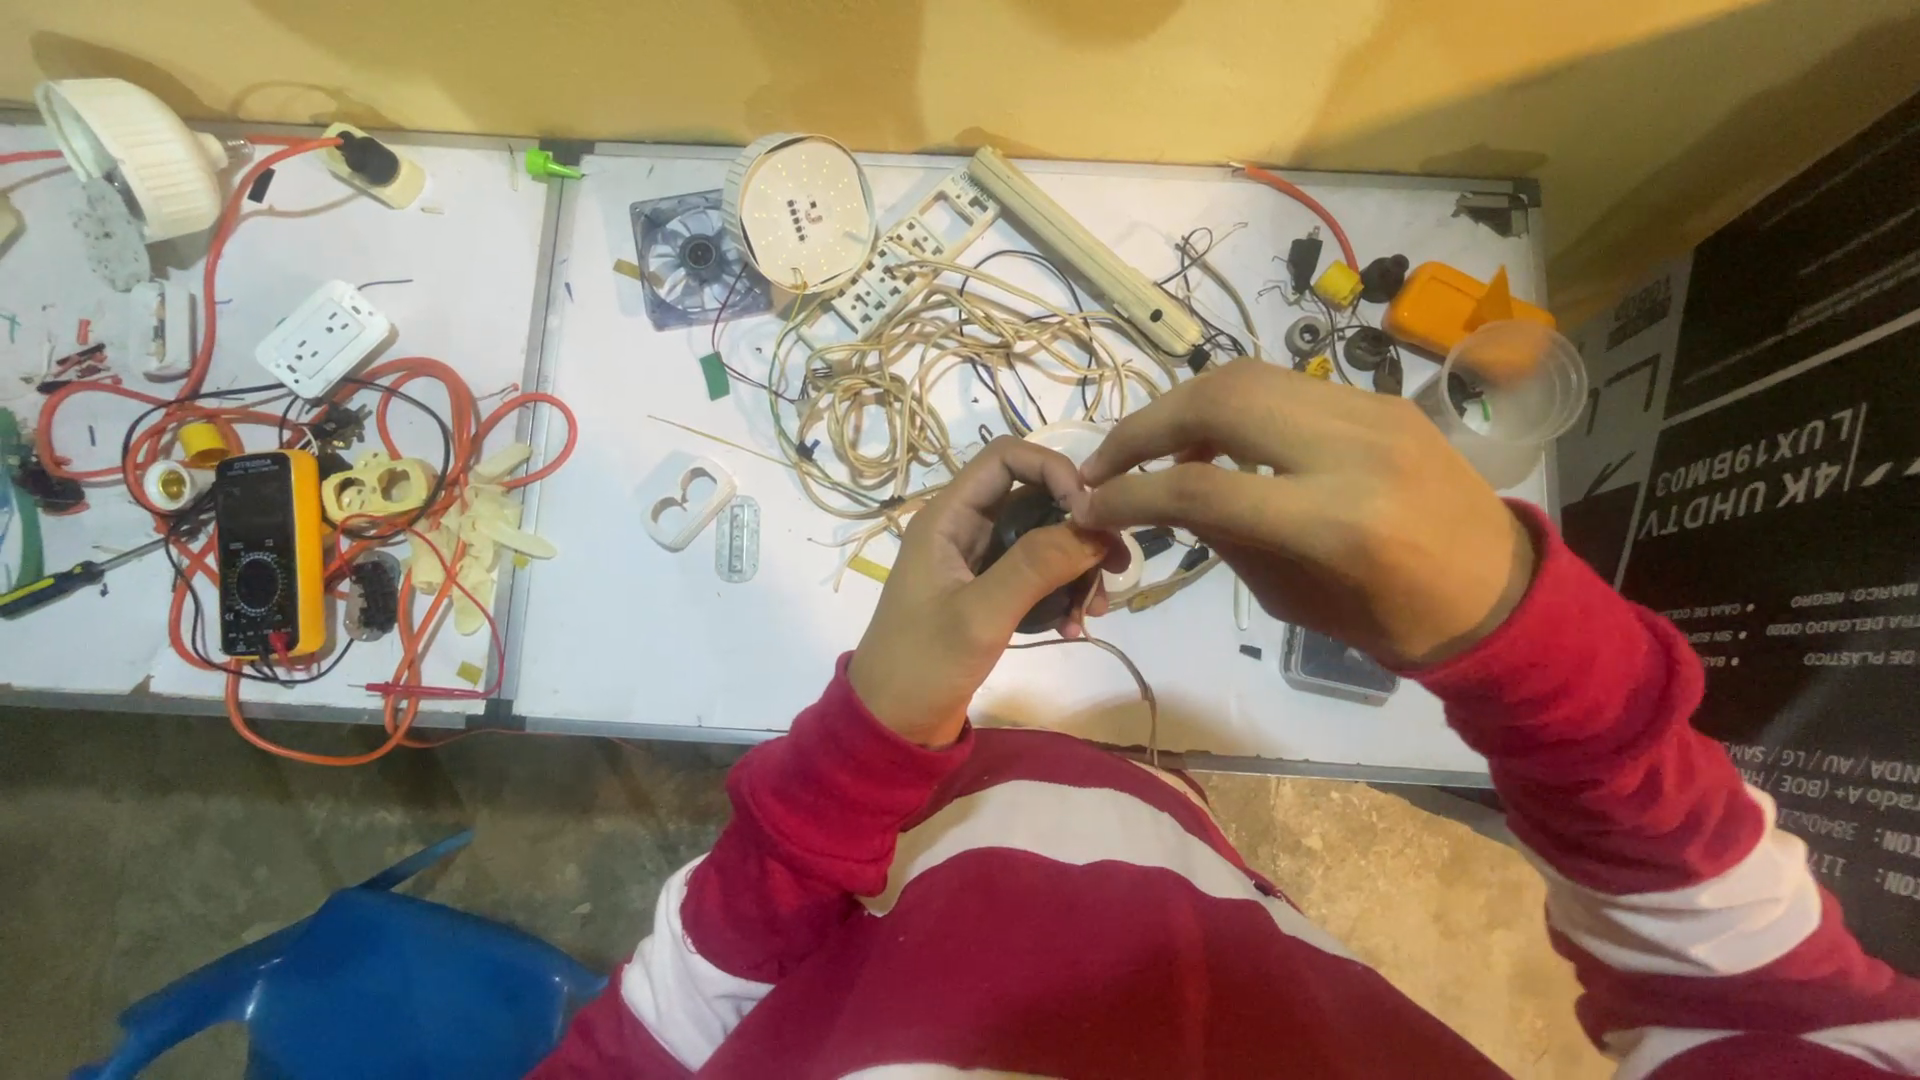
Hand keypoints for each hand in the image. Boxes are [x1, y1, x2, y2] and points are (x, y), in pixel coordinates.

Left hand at [848, 437, 1118, 747]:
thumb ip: (1036, 566)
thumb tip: (1096, 526)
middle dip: (1077, 529)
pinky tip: (1073, 628)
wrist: (893, 725)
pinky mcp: (989, 594)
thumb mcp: (980, 614)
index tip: (1092, 514)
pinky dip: (1060, 596)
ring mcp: (978, 563)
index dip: (1055, 471)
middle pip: (1035, 500)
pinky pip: (1037, 577)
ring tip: (1094, 612)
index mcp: (948, 517)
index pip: (1007, 457)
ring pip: (1042, 540)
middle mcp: (964, 529)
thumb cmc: (923, 665)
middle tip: (1115, 568)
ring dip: (1075, 569)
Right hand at [1069, 359, 1535, 667]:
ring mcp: (1372, 411)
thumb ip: (1220, 535)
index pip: (1202, 486)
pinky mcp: (1379, 398)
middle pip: (1217, 402)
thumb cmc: (1392, 622)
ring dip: (1179, 408)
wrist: (1500, 595)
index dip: (1130, 493)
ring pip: (1244, 377)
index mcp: (1336, 522)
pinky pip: (1280, 386)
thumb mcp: (1290, 598)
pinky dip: (1226, 407)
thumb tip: (1159, 496)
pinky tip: (1211, 441)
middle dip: (1142, 427)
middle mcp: (1353, 448)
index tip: (1087, 505)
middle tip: (1104, 464)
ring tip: (1151, 450)